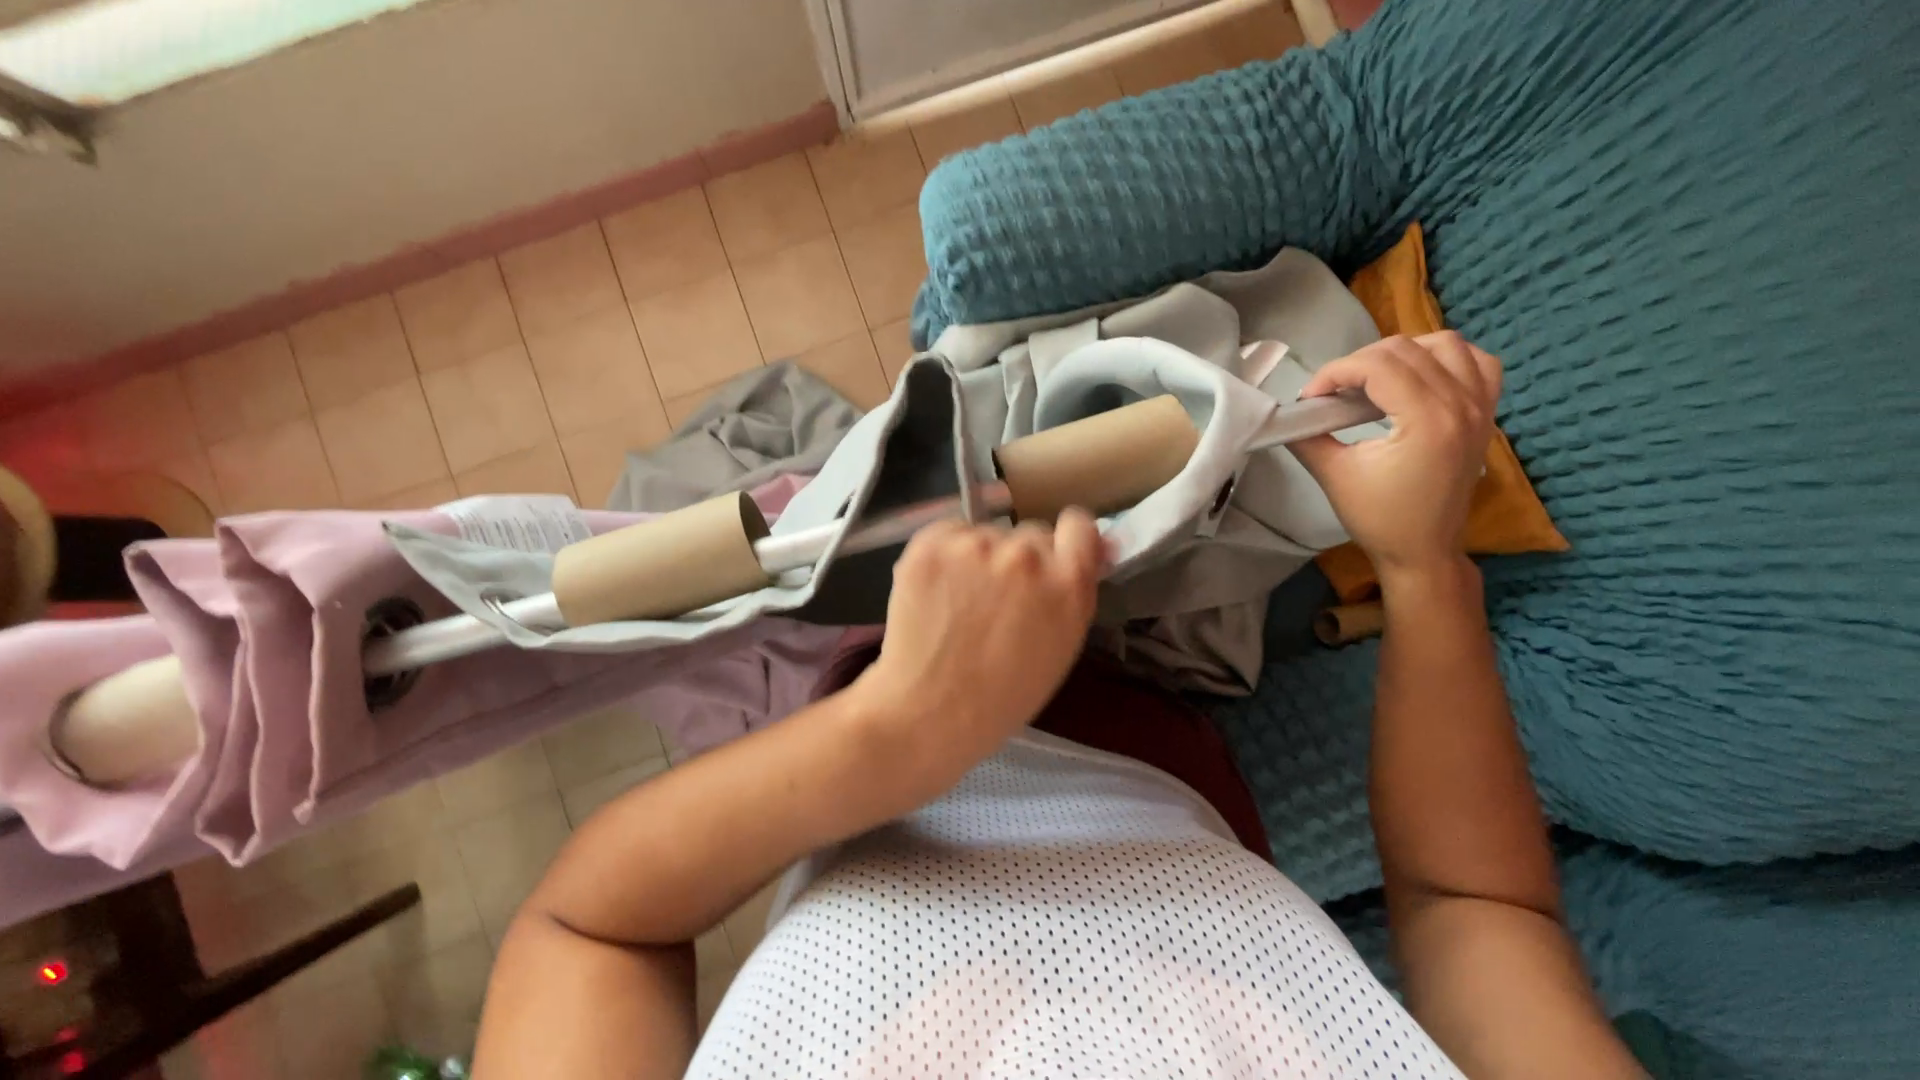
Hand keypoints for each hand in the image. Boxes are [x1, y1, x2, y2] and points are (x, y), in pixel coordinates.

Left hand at [849, 508, 1105, 799]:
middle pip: (1030, 534)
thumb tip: (1083, 555)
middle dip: (1019, 559)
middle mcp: (1027, 556)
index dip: (1067, 540)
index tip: (1054, 555)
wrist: (928, 713)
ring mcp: (977, 546)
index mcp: (1068, 584)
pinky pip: (948, 534)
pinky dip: (944, 555)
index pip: (1080, 526)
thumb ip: (1071, 596)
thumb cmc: (1001, 697)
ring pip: (985, 535)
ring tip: (959, 603)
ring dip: (978, 558)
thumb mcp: (1061, 648)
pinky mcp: (932, 545)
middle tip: (998, 598)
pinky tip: (936, 592)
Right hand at [1289, 332, 1501, 582]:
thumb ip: (1308, 437)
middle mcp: (1461, 404)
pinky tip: (1422, 376)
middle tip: (1335, 394)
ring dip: (1404, 352)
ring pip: (1444, 344)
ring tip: (1376, 380)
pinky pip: (1477, 362)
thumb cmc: (1379, 520)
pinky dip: (1448, 359)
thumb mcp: (1335, 476)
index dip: (1335, 372)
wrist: (1424, 552)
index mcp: (1427, 420)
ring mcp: (1480, 406)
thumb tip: (1288, 413)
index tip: (1311, 398)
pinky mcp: (1486, 413)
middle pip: (1405, 349)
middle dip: (1359, 363)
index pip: (1377, 365)